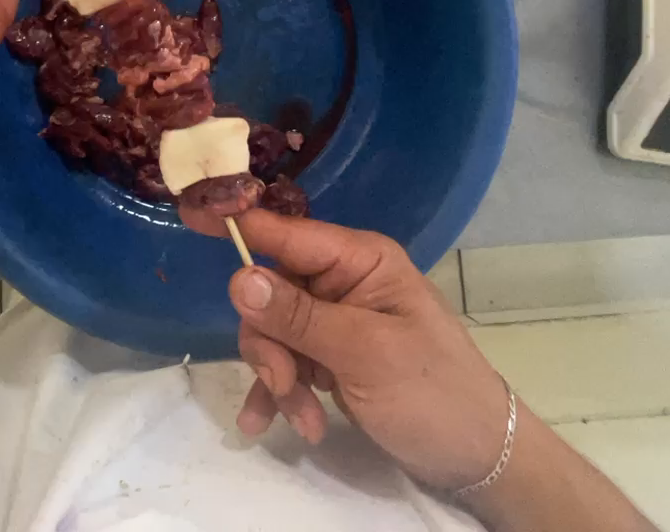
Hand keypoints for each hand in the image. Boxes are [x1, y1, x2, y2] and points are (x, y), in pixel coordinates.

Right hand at [220, 211, 510, 491]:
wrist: (480, 459)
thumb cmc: (434, 392)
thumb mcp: (366, 353)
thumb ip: (299, 316)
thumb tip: (238, 278)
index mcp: (358, 260)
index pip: (285, 232)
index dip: (238, 223)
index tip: (190, 211)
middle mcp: (341, 281)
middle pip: (270, 291)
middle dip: (270, 342)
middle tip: (286, 385)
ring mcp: (334, 319)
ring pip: (272, 331)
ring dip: (278, 377)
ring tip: (302, 418)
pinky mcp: (330, 356)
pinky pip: (286, 362)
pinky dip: (279, 393)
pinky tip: (273, 424)